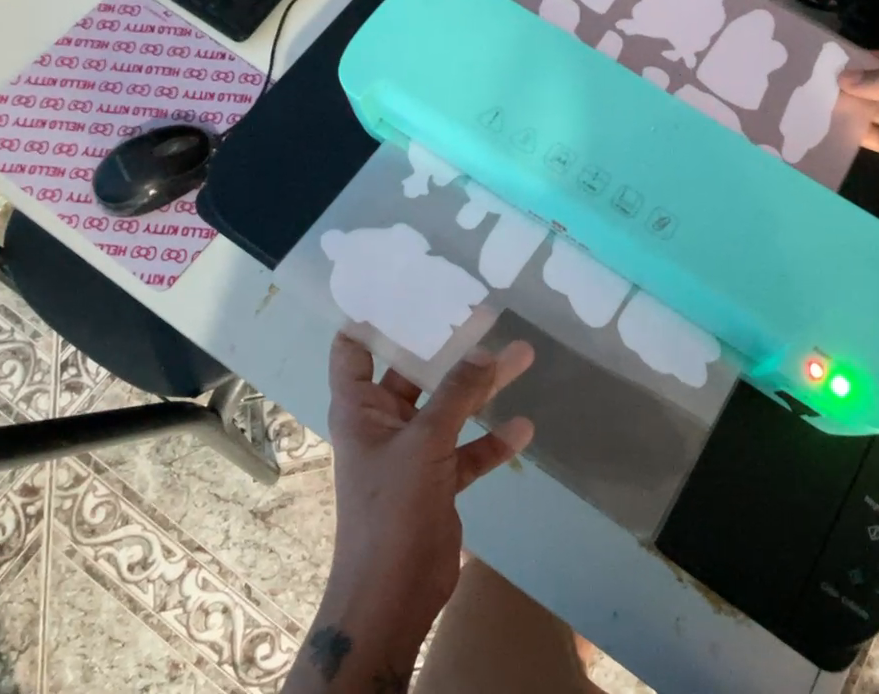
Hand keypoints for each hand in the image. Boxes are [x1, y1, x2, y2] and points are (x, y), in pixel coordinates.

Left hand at [320, 333, 534, 646]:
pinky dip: (492, 440)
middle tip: (484, 313)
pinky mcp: (437, 480)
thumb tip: (485, 351)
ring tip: (523, 355)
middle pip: (414, 372)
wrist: (394, 593)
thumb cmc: (392, 508)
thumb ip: (456, 395)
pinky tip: (524, 428)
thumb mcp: (424, 444)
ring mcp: (412, 452)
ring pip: (450, 407)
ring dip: (483, 387)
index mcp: (359, 408)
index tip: (405, 286)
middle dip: (449, 347)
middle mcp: (383, 423)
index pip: (354, 350)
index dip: (372, 317)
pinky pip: (468, 450)